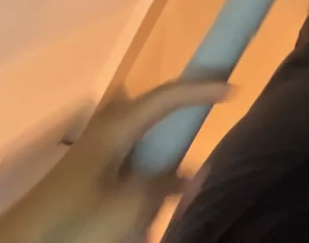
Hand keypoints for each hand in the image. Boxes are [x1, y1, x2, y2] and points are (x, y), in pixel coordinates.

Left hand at [0, 81, 229, 242]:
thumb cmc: (74, 222)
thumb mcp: (128, 207)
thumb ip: (164, 186)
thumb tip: (191, 171)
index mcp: (118, 125)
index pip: (169, 95)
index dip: (202, 89)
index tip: (234, 87)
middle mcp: (106, 128)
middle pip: (147, 108)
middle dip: (171, 117)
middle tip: (191, 132)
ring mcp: (93, 151)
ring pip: (136, 138)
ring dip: (155, 157)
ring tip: (163, 191)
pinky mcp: (85, 176)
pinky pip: (125, 165)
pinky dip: (139, 180)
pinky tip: (139, 215)